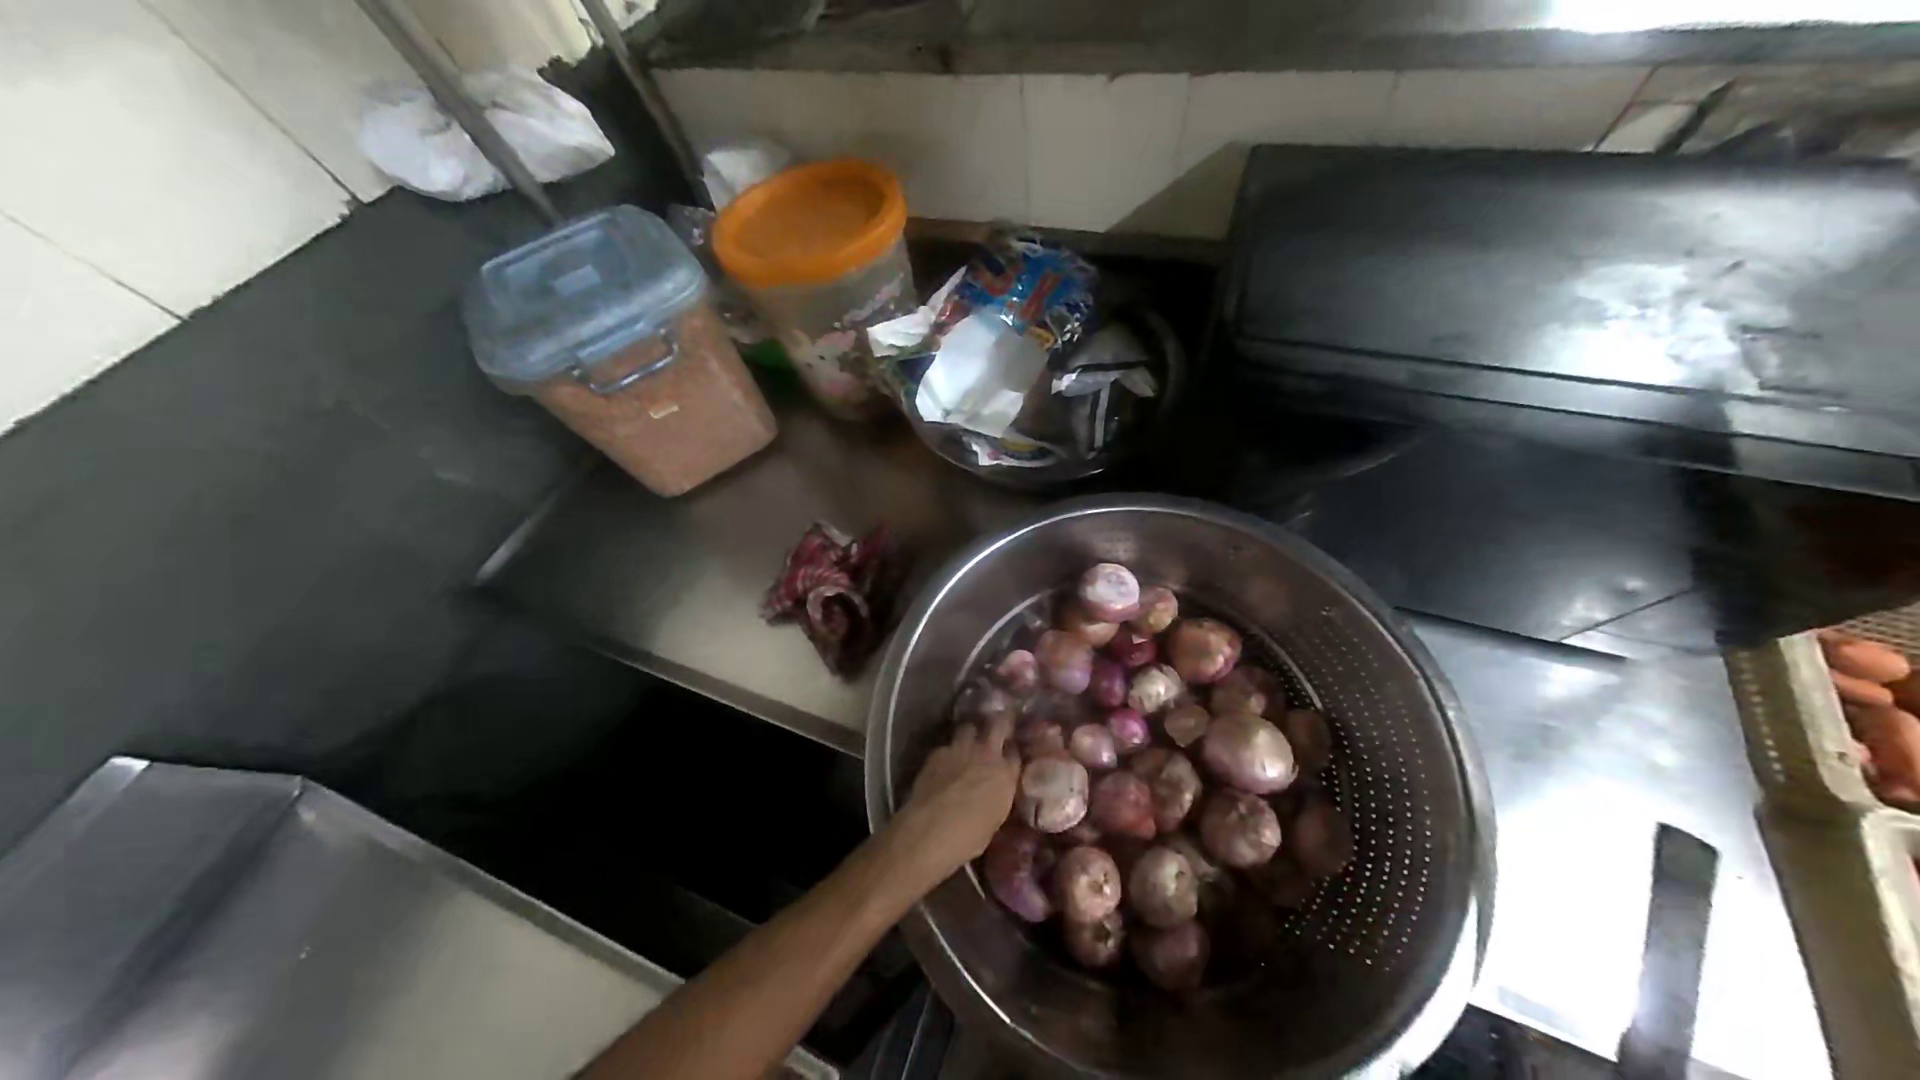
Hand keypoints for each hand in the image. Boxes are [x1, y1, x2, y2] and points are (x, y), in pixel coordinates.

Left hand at [892, 712, 1020, 886]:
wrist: (932, 829)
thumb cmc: (969, 837)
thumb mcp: (994, 819)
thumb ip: (997, 798)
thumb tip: (993, 792)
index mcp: (1006, 775)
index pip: (1015, 753)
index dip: (1012, 750)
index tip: (1009, 752)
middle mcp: (987, 755)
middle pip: (999, 724)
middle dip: (1000, 722)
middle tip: (999, 724)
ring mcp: (961, 749)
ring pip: (969, 727)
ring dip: (970, 733)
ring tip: (967, 742)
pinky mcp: (938, 752)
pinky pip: (946, 745)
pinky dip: (947, 752)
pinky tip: (943, 762)